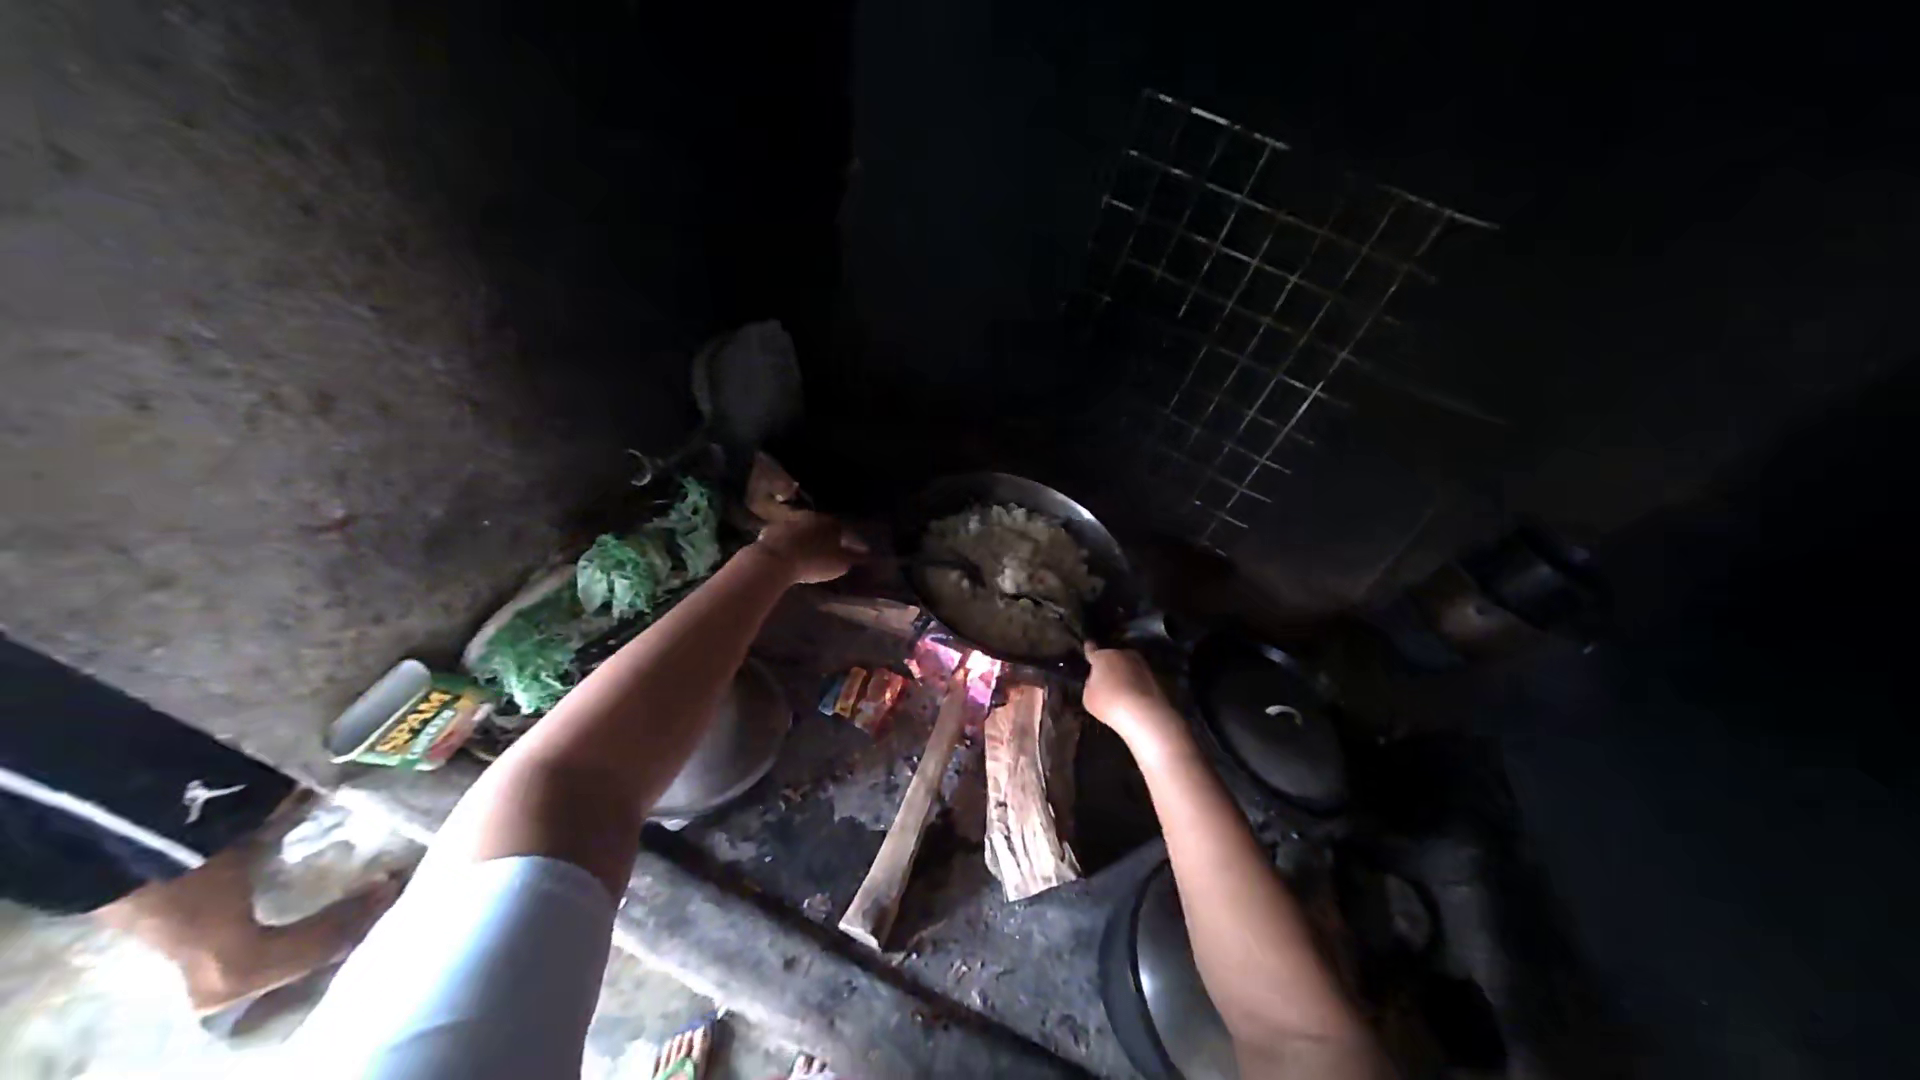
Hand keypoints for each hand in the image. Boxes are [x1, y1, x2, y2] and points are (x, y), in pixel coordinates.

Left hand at [751, 510, 867, 583]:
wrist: (776, 559)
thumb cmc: (813, 561)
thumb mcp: (839, 564)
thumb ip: (852, 557)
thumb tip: (863, 553)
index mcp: (832, 523)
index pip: (847, 532)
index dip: (853, 543)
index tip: (858, 551)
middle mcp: (812, 516)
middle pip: (824, 527)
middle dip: (828, 537)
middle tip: (832, 550)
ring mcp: (790, 520)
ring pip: (804, 529)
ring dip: (808, 538)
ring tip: (809, 551)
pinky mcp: (772, 528)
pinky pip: (785, 536)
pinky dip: (790, 542)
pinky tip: (789, 552)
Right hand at [1082, 643, 1186, 752]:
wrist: (1142, 712)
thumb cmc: (1108, 702)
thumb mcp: (1088, 696)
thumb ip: (1090, 684)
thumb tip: (1097, 680)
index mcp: (1103, 657)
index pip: (1092, 650)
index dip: (1089, 649)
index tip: (1089, 644)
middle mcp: (1122, 655)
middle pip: (1113, 657)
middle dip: (1110, 664)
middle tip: (1106, 678)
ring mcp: (1141, 664)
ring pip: (1128, 666)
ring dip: (1125, 674)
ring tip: (1121, 689)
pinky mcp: (1155, 676)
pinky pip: (1139, 678)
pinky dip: (1136, 684)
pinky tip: (1133, 696)